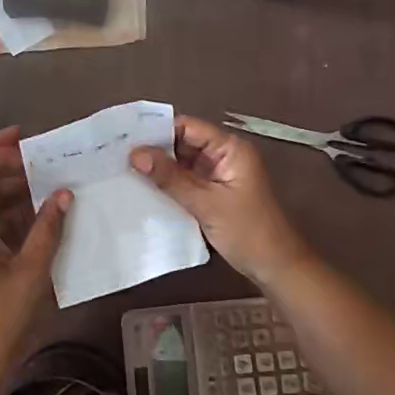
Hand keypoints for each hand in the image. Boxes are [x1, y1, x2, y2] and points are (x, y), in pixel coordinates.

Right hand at [129, 116, 312, 283]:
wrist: (275, 266)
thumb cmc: (247, 231)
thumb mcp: (205, 203)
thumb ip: (170, 177)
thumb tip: (135, 154)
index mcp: (230, 149)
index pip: (188, 127)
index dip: (159, 131)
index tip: (128, 140)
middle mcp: (223, 156)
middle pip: (183, 143)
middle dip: (155, 150)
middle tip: (119, 157)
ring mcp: (218, 175)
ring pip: (181, 163)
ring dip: (159, 169)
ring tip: (124, 171)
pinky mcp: (212, 194)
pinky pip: (185, 181)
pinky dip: (167, 185)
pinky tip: (143, 189)